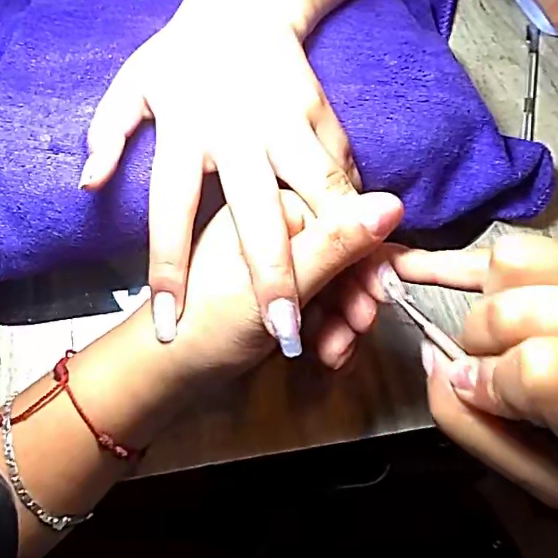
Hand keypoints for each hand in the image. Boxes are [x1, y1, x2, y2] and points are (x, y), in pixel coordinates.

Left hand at [82, 0, 358, 358]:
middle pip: (256, 211)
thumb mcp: (131, 83)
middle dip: (270, 275)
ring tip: (353, 308)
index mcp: (185, 129)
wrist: (245, 5)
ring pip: (318, 194)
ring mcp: (287, 123)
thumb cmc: (179, 54)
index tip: (168, 321)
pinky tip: (373, 258)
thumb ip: (107, 133)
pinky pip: (344, 173)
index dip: (168, 267)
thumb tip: (88, 184)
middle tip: (278, 332)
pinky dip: (359, 217)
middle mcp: (238, 132)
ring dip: (337, 251)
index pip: (170, 208)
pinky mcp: (323, 117)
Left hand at [166, 190, 402, 379]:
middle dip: (354, 291)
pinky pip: (320, 286)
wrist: (168, 363)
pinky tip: (326, 345)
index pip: (341, 213)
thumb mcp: (275, 284)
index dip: (365, 260)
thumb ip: (332, 244)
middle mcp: (267, 208)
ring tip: (334, 346)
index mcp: (263, 193)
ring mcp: (271, 240)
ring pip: (335, 271)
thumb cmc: (206, 322)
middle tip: (355, 328)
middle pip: (340, 245)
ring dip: (344, 312)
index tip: (375, 298)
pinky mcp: (273, 269)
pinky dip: (330, 318)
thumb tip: (389, 205)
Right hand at [387, 234, 557, 517]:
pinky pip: (521, 246)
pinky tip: (414, 266)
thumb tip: (434, 359)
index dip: (497, 383)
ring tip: (502, 343)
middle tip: (492, 381)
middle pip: (517, 312)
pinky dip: (461, 259)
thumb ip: (477, 427)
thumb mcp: (551, 488)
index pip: (548, 370)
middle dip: (483, 348)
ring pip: (511, 264)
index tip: (485, 399)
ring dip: (484, 308)